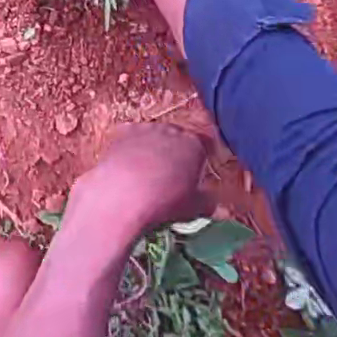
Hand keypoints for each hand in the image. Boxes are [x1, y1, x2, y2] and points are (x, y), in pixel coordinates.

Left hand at [66, 123, 211, 245]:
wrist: (122, 194)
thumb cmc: (164, 202)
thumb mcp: (195, 208)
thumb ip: (208, 202)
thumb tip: (216, 204)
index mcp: (194, 145)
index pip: (203, 146)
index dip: (198, 161)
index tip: (193, 176)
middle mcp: (171, 131)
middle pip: (177, 138)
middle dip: (174, 153)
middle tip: (169, 176)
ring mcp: (145, 129)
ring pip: (153, 136)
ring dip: (152, 149)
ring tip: (145, 174)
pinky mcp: (121, 132)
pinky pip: (130, 138)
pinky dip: (130, 149)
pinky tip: (126, 166)